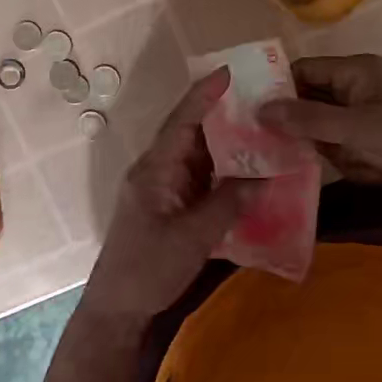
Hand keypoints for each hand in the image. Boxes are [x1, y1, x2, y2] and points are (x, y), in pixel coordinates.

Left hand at [82, 68, 253, 323]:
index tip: (230, 72)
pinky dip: (222, 172)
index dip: (204, 95)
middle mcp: (158, 171)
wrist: (118, 309)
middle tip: (259, 99)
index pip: (181, 121)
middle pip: (191, 133)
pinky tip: (248, 171)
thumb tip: (263, 176)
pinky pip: (200, 179)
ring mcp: (164, 189)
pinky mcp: (171, 207)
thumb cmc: (148, 269)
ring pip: (198, 156)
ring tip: (262, 128)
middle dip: (223, 115)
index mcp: (155, 169)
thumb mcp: (193, 237)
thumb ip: (228, 203)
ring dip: (225, 144)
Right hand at [258, 54, 381, 200]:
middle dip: (291, 122)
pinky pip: (337, 146)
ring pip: (318, 128)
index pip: (302, 71)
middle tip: (253, 142)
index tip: (245, 110)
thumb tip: (259, 109)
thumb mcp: (358, 128)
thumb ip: (308, 120)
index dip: (275, 87)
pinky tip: (336, 169)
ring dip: (315, 145)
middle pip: (307, 100)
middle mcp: (353, 88)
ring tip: (294, 158)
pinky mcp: (369, 141)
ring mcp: (361, 116)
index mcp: (354, 70)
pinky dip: (336, 159)